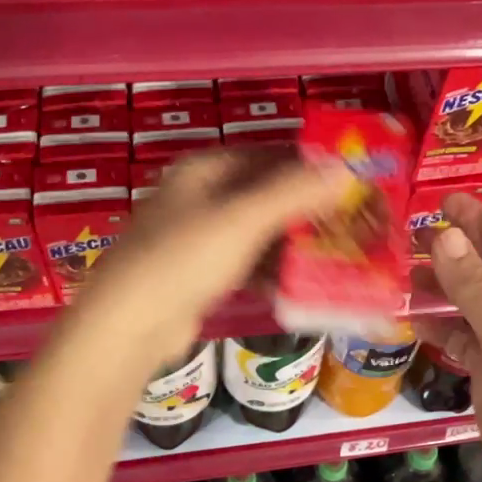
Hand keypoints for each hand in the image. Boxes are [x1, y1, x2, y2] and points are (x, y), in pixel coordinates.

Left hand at [70, 150, 351, 368]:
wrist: (127, 327)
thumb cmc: (183, 260)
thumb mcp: (242, 220)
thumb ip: (293, 192)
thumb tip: (344, 168)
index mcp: (204, 170)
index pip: (269, 154)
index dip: (311, 164)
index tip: (354, 178)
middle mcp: (200, 197)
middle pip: (266, 194)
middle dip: (308, 209)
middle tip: (355, 221)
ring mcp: (198, 238)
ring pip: (259, 232)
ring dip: (295, 243)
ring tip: (341, 255)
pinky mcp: (200, 276)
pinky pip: (248, 265)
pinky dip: (274, 272)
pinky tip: (305, 286)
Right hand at [411, 194, 481, 481]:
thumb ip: (479, 292)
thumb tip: (445, 233)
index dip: (479, 220)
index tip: (441, 199)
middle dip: (451, 252)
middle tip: (404, 235)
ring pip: (467, 308)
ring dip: (438, 290)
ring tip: (396, 273)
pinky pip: (459, 343)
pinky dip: (435, 329)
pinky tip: (408, 320)